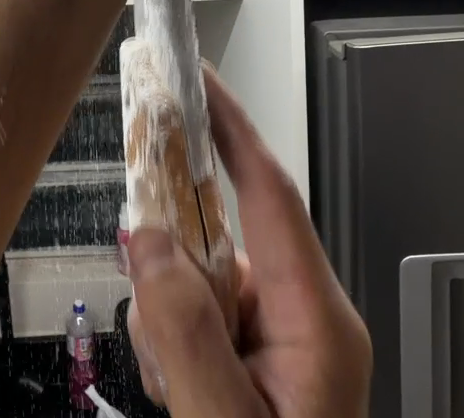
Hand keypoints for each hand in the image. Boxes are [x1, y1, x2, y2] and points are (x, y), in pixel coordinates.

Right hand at [126, 67, 372, 416]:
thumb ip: (186, 333)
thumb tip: (146, 237)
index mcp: (316, 320)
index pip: (270, 192)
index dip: (231, 126)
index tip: (197, 78)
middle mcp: (305, 314)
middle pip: (226, 233)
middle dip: (176, 255)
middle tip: (155, 308)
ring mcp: (282, 334)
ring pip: (203, 275)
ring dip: (171, 316)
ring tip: (178, 389)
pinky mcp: (258, 352)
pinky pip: (201, 311)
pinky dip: (175, 338)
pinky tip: (181, 389)